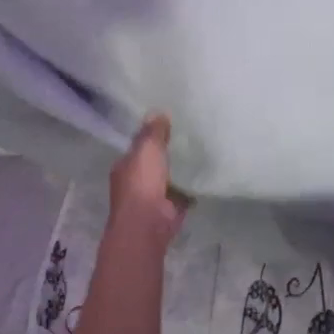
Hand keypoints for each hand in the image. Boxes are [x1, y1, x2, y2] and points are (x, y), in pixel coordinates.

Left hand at [108, 113, 191, 247]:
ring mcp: (154, 195)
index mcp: (125, 166)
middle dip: (170, 151)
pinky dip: (194, 184)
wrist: (147, 222)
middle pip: (156, 161)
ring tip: (204, 148)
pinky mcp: (172, 207)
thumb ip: (153, 132)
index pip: (139, 146)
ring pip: (171, 175)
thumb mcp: (146, 150)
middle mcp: (137, 181)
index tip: (171, 121)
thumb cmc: (142, 182)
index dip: (152, 135)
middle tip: (192, 132)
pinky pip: (185, 190)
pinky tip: (208, 170)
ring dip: (183, 168)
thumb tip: (157, 111)